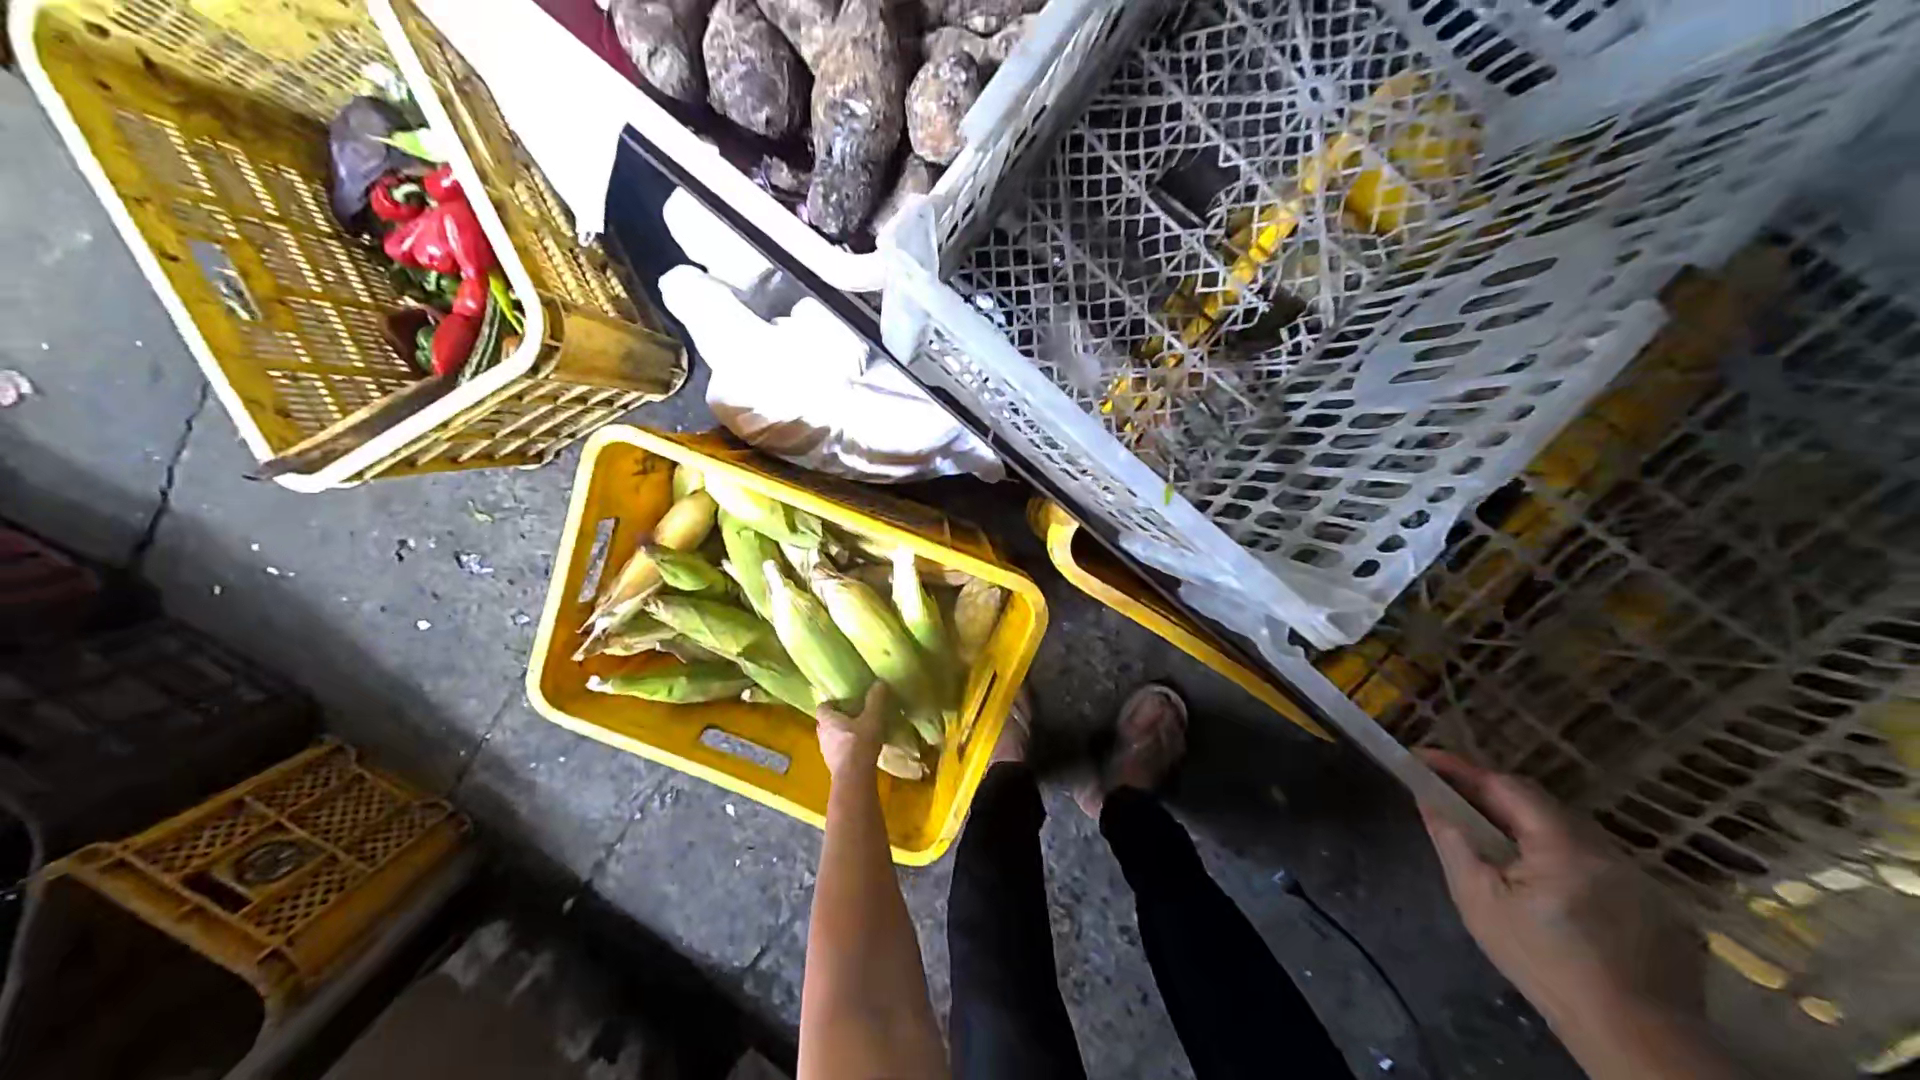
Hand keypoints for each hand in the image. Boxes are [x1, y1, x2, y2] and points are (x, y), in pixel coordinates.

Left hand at [816, 683, 886, 778]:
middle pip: (825, 723)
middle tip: (853, 717)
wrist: (855, 777)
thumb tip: (879, 682)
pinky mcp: (833, 767)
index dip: (832, 704)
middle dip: (837, 720)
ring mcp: (826, 752)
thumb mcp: (872, 718)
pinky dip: (845, 750)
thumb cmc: (860, 743)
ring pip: (830, 739)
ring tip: (857, 734)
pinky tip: (860, 751)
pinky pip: (837, 753)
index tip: (844, 702)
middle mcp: (822, 735)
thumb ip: (875, 700)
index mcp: (827, 720)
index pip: (822, 707)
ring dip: (840, 736)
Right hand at [1417, 751, 1706, 1022]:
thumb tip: (1429, 800)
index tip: (1423, 757)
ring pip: (1573, 834)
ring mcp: (1640, 878)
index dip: (1462, 768)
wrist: (1633, 1035)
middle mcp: (1607, 850)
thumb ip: (1453, 842)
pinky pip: (1599, 864)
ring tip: (1495, 841)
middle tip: (1453, 797)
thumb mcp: (1479, 901)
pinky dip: (1564, 859)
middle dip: (1493, 796)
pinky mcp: (1660, 907)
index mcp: (1562, 844)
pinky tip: (1550, 888)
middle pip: (1541, 805)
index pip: (1505, 785)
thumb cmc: (1543, 962)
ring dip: (1530, 828)